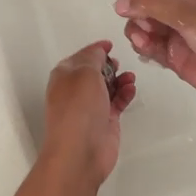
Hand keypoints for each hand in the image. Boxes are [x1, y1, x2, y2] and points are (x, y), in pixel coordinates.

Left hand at [41, 41, 135, 180]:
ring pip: (108, 87)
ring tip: (130, 78)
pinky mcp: (105, 121)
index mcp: (64, 76)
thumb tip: (99, 51)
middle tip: (119, 63)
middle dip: (109, 65)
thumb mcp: (84, 72)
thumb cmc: (79, 107)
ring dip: (120, 79)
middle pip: (95, 72)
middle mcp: (75, 91)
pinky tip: (131, 89)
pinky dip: (125, 94)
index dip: (95, 49)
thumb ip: (93, 57)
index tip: (110, 44)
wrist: (80, 151)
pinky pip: (117, 101)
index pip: (81, 57)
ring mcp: (90, 107)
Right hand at [114, 0, 195, 111]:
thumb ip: (154, 5)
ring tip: (141, 39)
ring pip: (149, 27)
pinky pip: (153, 47)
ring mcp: (182, 35)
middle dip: (141, 14)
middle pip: (152, 6)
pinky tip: (143, 46)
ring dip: (139, 30)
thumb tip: (120, 3)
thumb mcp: (192, 14)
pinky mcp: (177, 57)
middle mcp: (189, 10)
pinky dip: (144, 46)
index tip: (136, 6)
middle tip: (142, 26)